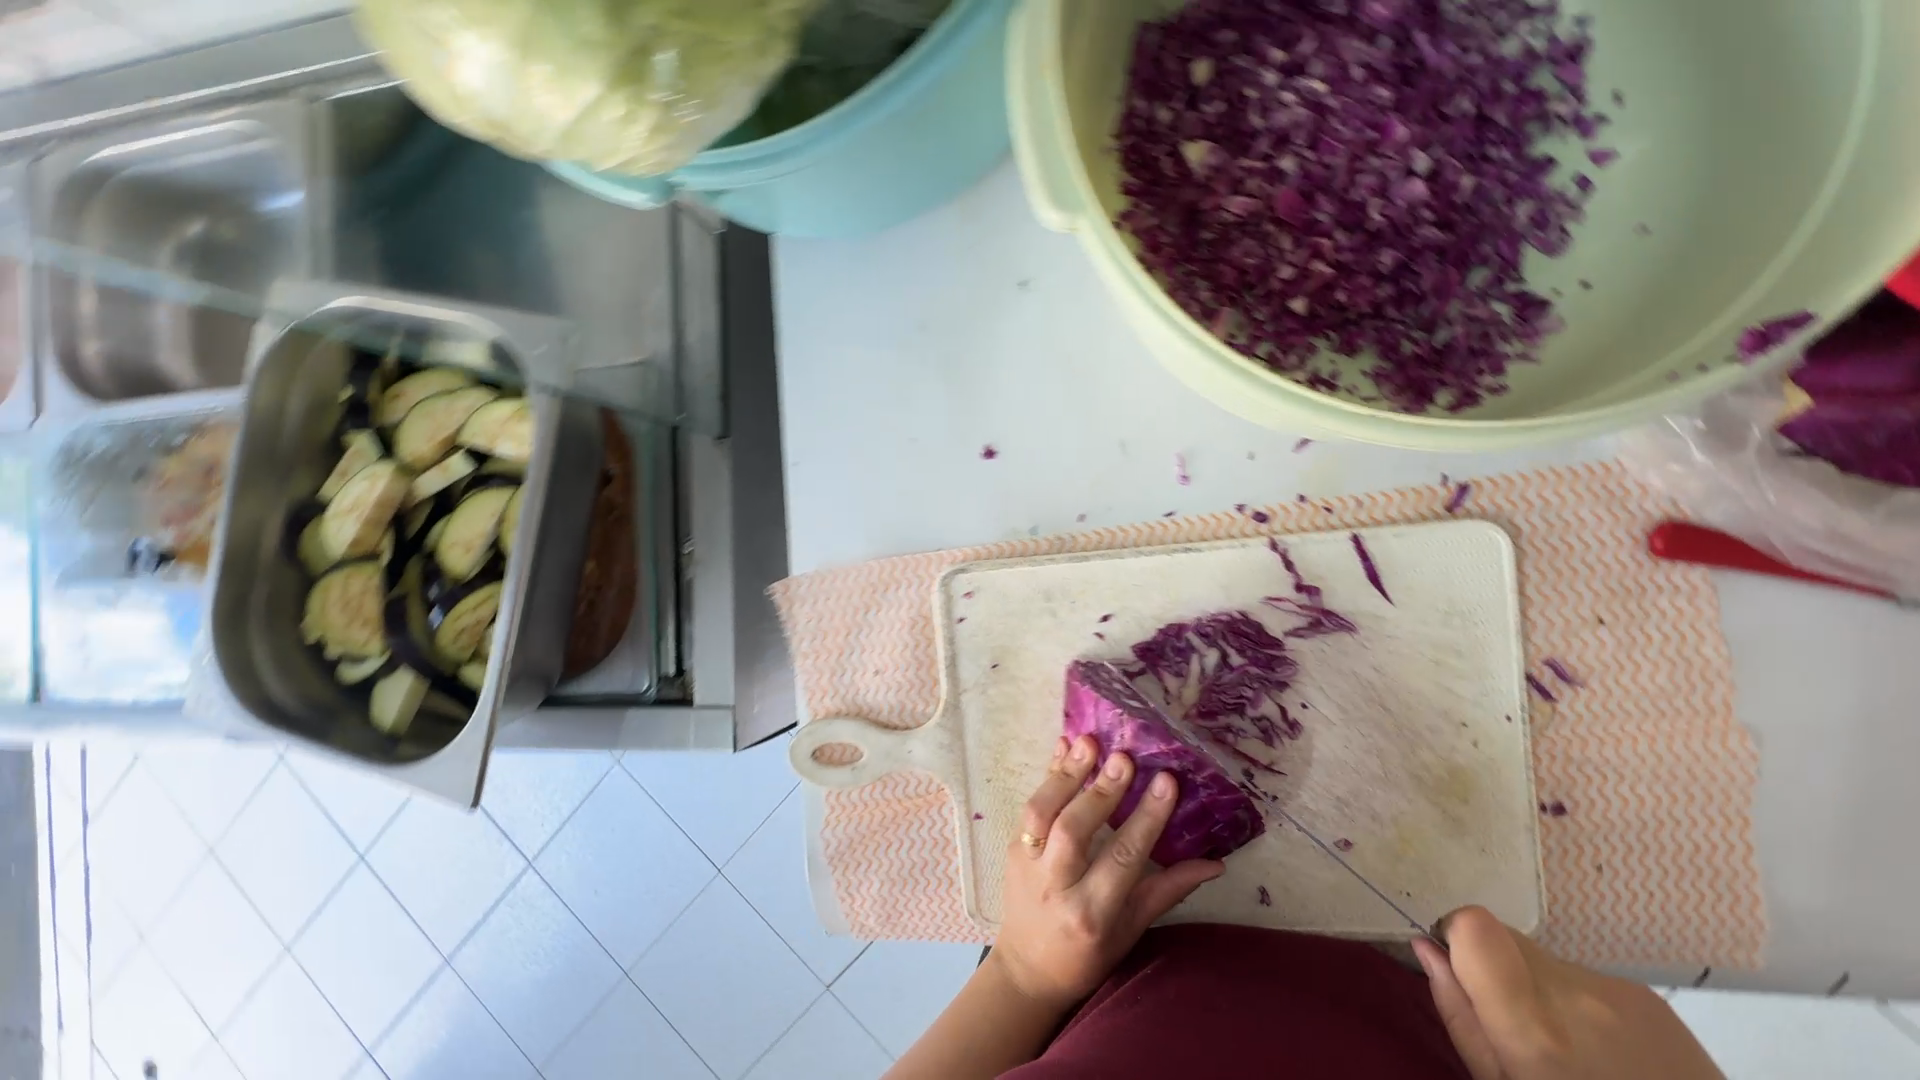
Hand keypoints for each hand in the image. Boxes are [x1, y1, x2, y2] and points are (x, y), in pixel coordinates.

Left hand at [988, 734, 1224, 1010]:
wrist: (1027, 970)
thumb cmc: (1089, 953)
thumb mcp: (1132, 929)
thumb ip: (1168, 890)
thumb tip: (1216, 862)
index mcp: (1092, 912)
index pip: (1122, 860)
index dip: (1145, 820)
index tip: (1166, 782)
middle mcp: (1055, 886)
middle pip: (1074, 832)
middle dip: (1100, 792)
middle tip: (1124, 757)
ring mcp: (1026, 865)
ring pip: (1041, 814)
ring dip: (1065, 775)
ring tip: (1088, 741)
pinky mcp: (1010, 849)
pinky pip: (1028, 809)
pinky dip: (1046, 775)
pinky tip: (1064, 747)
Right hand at [1413, 907, 1724, 1079]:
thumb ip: (1461, 1017)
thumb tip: (1426, 948)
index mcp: (1534, 1026)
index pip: (1474, 925)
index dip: (1456, 938)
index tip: (1459, 972)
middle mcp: (1577, 995)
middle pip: (1503, 937)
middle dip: (1493, 967)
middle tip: (1512, 1025)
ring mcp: (1619, 992)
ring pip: (1544, 959)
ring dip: (1538, 990)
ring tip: (1568, 1050)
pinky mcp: (1649, 997)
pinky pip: (1585, 980)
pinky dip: (1578, 1006)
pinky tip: (1604, 1054)